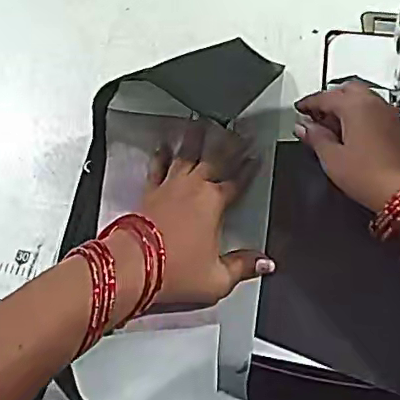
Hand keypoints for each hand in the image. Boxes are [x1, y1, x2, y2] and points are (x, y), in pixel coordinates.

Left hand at [128, 120, 271, 310]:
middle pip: (215, 159)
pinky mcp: (150, 192)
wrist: (135, 265)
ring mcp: (169, 186)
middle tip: (236, 129)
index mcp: (214, 204)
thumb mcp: (217, 277)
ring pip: (186, 154)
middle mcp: (193, 188)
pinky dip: (162, 154)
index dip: (248, 168)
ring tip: (200, 122)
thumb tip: (264, 263)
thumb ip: (242, 266)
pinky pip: (158, 166)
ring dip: (195, 138)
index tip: (256, 156)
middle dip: (228, 143)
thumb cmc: (174, 270)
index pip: (237, 181)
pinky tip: (163, 145)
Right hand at [294, 81, 399, 211]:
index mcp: (356, 105)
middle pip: (348, 91)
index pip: (325, 96)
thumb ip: (315, 137)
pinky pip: (376, 114)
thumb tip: (306, 128)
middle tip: (315, 114)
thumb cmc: (374, 176)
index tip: (300, 109)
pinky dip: (361, 118)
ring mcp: (391, 116)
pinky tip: (353, 136)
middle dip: (330, 100)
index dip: (308, 103)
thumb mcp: (331, 158)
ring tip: (331, 127)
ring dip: (346, 108)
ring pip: (364, 100)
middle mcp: (376, 105)